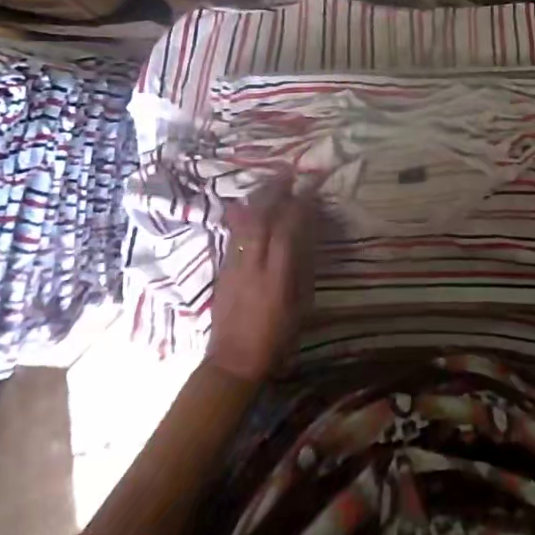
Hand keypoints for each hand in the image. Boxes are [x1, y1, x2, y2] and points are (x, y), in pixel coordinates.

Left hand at [205, 180, 316, 382]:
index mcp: (276, 279)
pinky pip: (234, 233)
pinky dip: (244, 215)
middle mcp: (252, 266)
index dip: (299, 207)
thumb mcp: (299, 308)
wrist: (232, 361)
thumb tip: (307, 238)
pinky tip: (251, 205)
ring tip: (271, 182)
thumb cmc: (275, 339)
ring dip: (258, 198)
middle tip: (289, 173)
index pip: (287, 232)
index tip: (311, 188)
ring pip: (244, 223)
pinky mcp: (222, 268)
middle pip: (261, 219)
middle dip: (275, 192)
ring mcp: (234, 265)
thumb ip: (303, 271)